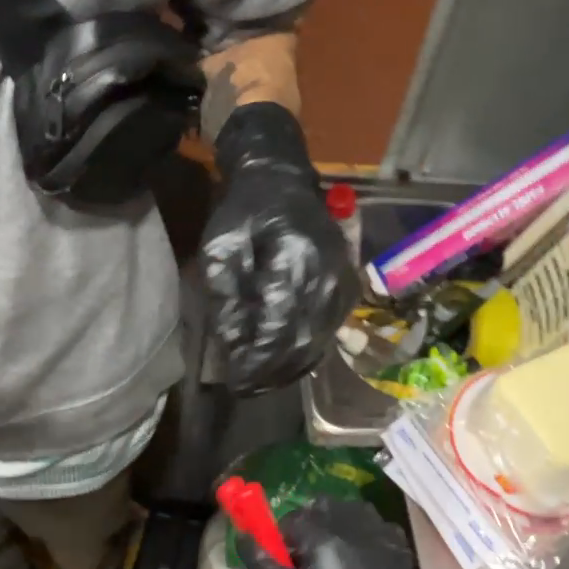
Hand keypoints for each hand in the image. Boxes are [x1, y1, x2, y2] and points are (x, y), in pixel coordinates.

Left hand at [201, 103, 357, 394]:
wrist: (284, 180)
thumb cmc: (245, 211)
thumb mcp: (220, 249)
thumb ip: (225, 299)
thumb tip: (232, 347)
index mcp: (295, 262)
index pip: (278, 330)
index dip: (256, 363)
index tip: (233, 382)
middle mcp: (328, 278)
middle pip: (300, 345)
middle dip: (269, 374)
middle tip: (242, 389)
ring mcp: (343, 286)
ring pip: (317, 345)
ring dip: (286, 371)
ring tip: (257, 384)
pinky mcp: (349, 291)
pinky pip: (327, 335)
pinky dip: (303, 356)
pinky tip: (280, 366)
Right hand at [234, 499, 467, 568]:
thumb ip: (261, 564)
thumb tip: (243, 535)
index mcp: (326, 538)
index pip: (294, 519)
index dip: (283, 537)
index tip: (282, 560)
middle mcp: (358, 529)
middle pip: (326, 507)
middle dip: (311, 523)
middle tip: (305, 554)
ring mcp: (385, 540)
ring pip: (355, 511)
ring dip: (338, 523)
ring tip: (331, 554)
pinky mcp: (401, 554)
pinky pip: (378, 528)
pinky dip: (365, 534)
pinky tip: (359, 559)